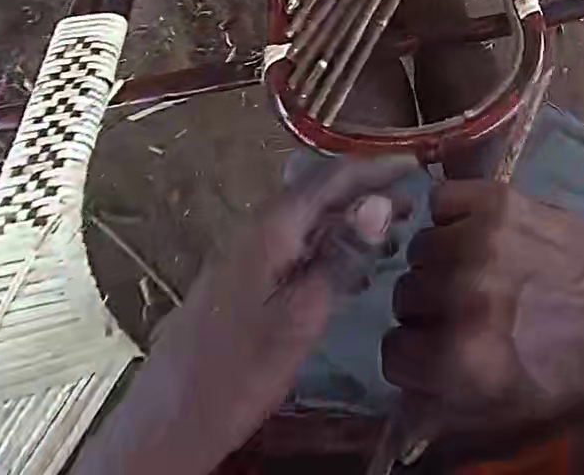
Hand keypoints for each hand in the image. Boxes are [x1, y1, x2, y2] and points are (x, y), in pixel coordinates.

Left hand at [74, 155, 415, 474]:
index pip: (332, 176)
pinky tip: (353, 266)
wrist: (169, 417)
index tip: (414, 167)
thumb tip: (380, 202)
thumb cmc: (238, 370)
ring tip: (393, 229)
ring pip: (310, 215)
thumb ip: (341, 256)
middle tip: (410, 200)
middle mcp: (260, 224)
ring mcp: (252, 247)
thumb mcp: (300, 316)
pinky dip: (331, 243)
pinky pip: (299, 241)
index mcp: (272, 225)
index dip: (375, 168)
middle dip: (366, 187)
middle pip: (319, 188)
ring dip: (350, 216)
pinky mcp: (249, 272)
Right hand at [381, 181, 583, 432]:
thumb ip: (447, 411)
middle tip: (463, 306)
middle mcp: (465, 297)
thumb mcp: (515, 414)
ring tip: (476, 267)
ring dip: (439, 260)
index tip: (435, 348)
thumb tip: (396, 408)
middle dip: (428, 306)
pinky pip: (439, 201)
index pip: (393, 352)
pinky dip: (450, 214)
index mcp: (467, 362)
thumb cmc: (583, 376)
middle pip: (404, 295)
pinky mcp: (496, 200)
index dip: (416, 355)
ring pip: (419, 248)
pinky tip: (476, 230)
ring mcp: (479, 241)